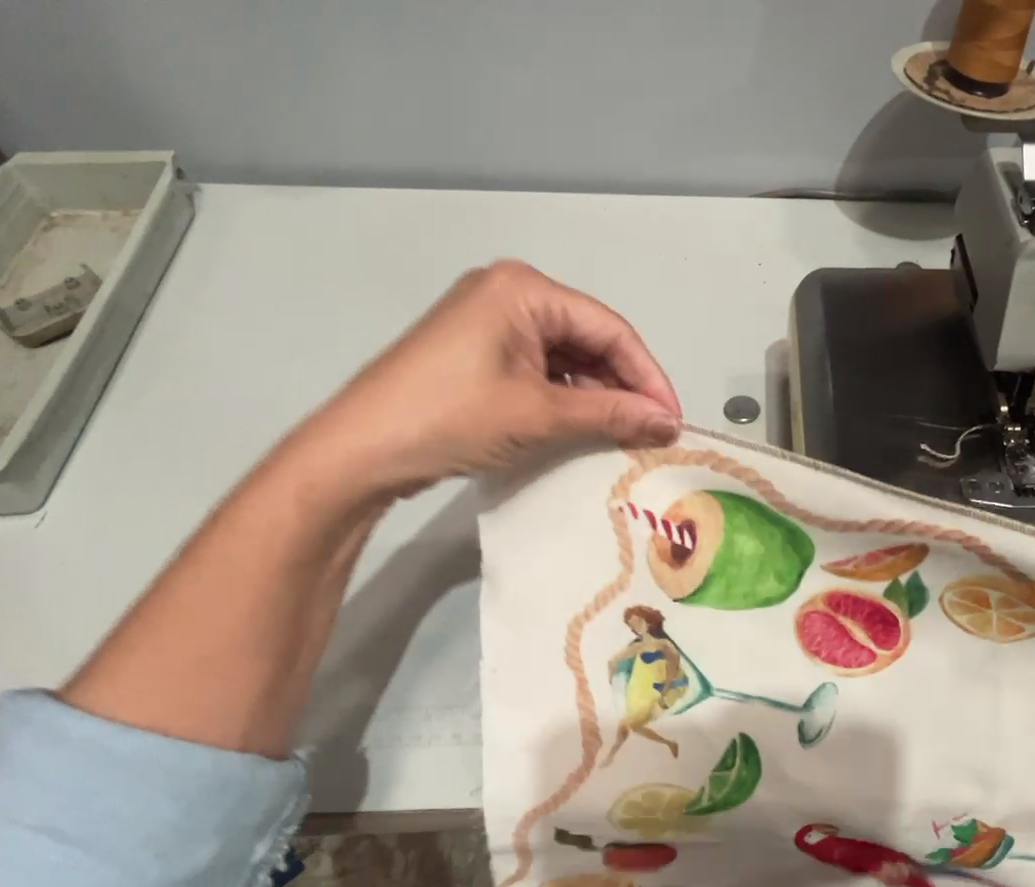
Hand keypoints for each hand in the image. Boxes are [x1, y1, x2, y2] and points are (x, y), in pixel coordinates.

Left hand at [301, 261, 680, 495]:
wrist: (361, 450)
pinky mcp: (480, 353)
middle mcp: (510, 294)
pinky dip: (567, 400)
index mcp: (524, 289)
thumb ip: (611, 415)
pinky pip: (541, 371)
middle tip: (653, 433)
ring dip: (597, 397)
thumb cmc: (450, 418)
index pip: (610, 329)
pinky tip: (586, 430)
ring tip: (625, 437)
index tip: (673, 421)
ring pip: (568, 358)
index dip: (648, 377)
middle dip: (624, 387)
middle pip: (590, 340)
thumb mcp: (538, 415)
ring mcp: (492, 323)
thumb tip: (669, 424)